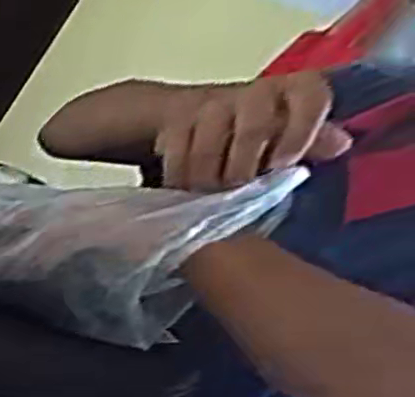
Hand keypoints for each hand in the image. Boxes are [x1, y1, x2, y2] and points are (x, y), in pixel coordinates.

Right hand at [156, 72, 352, 191]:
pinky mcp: (176, 124)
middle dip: (241, 167)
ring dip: (204, 177)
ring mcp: (213, 106)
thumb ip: (313, 139)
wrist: (200, 118)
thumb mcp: (290, 131)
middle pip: (254, 130)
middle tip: (233, 187)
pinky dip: (178, 177)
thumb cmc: (255, 129)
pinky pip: (175, 156)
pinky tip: (181, 186)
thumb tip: (336, 147)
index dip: (299, 136)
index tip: (280, 165)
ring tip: (205, 191)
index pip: (311, 104)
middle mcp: (259, 91)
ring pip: (207, 148)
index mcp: (298, 88)